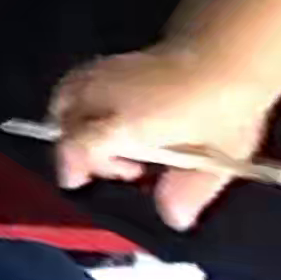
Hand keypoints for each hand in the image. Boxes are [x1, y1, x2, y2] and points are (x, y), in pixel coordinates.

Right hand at [49, 45, 274, 230]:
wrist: (214, 63)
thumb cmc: (219, 115)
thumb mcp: (218, 160)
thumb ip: (189, 189)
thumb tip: (171, 216)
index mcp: (121, 124)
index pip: (77, 145)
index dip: (70, 164)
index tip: (72, 181)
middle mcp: (94, 99)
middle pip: (65, 126)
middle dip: (84, 150)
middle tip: (128, 167)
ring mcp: (88, 79)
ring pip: (61, 106)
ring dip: (78, 127)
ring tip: (118, 141)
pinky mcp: (90, 67)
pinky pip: (67, 90)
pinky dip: (76, 107)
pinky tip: (105, 115)